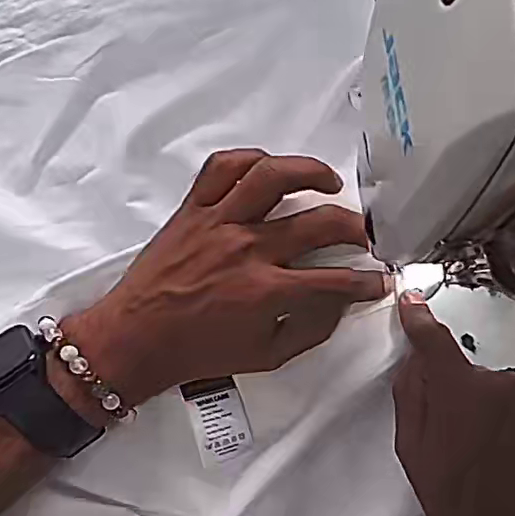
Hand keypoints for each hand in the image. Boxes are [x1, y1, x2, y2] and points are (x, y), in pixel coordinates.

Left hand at [61, 150, 390, 414]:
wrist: (138, 339)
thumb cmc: (196, 350)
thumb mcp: (264, 355)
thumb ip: (309, 330)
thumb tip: (338, 305)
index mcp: (266, 291)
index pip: (335, 279)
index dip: (366, 281)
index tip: (376, 279)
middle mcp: (246, 250)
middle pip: (319, 222)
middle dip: (355, 229)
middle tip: (362, 236)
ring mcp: (218, 224)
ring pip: (273, 177)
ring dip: (310, 173)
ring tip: (328, 183)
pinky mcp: (193, 210)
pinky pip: (223, 167)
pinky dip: (251, 160)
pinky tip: (268, 168)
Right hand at [392, 293, 514, 515]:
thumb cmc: (464, 506)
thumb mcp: (415, 452)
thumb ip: (411, 396)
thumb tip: (415, 364)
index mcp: (461, 392)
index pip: (435, 340)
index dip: (420, 320)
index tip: (414, 305)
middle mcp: (507, 386)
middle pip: (478, 374)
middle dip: (469, 397)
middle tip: (466, 440)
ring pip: (512, 392)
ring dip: (504, 414)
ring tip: (499, 456)